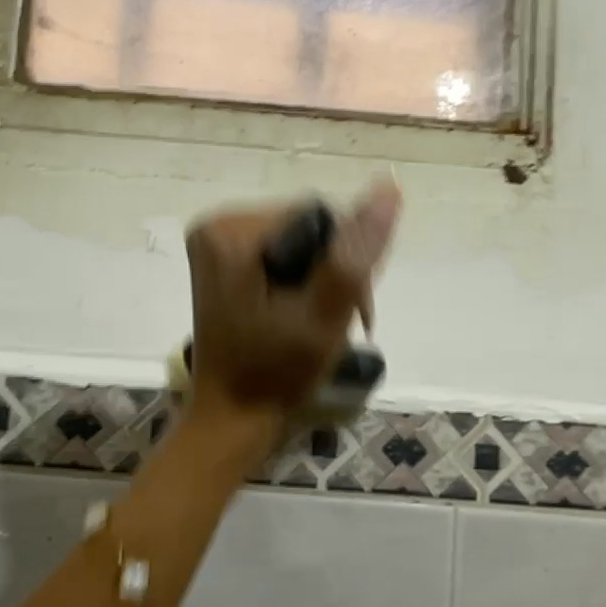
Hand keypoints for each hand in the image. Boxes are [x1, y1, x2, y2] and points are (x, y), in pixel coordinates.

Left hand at [183, 178, 401, 414]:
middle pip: (308, 228)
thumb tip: (388, 188)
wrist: (232, 418)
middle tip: (339, 322)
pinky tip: (303, 317)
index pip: (319, 217)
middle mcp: (217, 226)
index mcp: (230, 231)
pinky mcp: (225, 263)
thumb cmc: (275, 374)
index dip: (345, 258)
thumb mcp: (323, 316)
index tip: (350, 309)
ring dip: (324, 280)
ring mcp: (218, 245)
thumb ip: (354, 254)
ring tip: (324, 324)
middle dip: (334, 272)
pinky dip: (303, 284)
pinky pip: (283, 255)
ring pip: (302, 242)